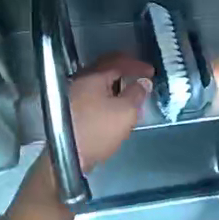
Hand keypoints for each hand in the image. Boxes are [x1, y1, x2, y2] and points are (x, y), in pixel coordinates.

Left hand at [65, 52, 152, 171]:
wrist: (66, 157)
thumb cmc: (98, 130)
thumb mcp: (125, 112)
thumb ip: (137, 94)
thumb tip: (143, 82)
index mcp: (92, 76)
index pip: (118, 62)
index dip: (137, 65)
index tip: (151, 72)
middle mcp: (79, 81)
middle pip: (106, 71)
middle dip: (126, 74)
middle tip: (142, 81)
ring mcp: (72, 96)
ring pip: (99, 85)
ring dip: (117, 88)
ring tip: (132, 98)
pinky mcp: (70, 112)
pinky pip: (93, 97)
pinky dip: (108, 99)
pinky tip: (115, 110)